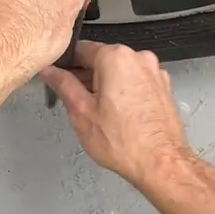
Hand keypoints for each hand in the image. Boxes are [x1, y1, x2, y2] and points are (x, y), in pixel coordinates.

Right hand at [42, 42, 192, 184]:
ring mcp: (154, 72)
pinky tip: (119, 115)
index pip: (80, 49)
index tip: (59, 77)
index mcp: (115, 57)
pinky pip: (136, 82)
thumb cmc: (126, 143)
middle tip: (78, 102)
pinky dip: (125, 92)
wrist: (162, 164)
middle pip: (101, 59)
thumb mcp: (81, 112)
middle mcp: (138, 58)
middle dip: (86, 77)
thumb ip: (63, 85)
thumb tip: (51, 72)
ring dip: (106, 85)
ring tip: (101, 114)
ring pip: (119, 71)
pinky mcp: (163, 87)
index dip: (65, 64)